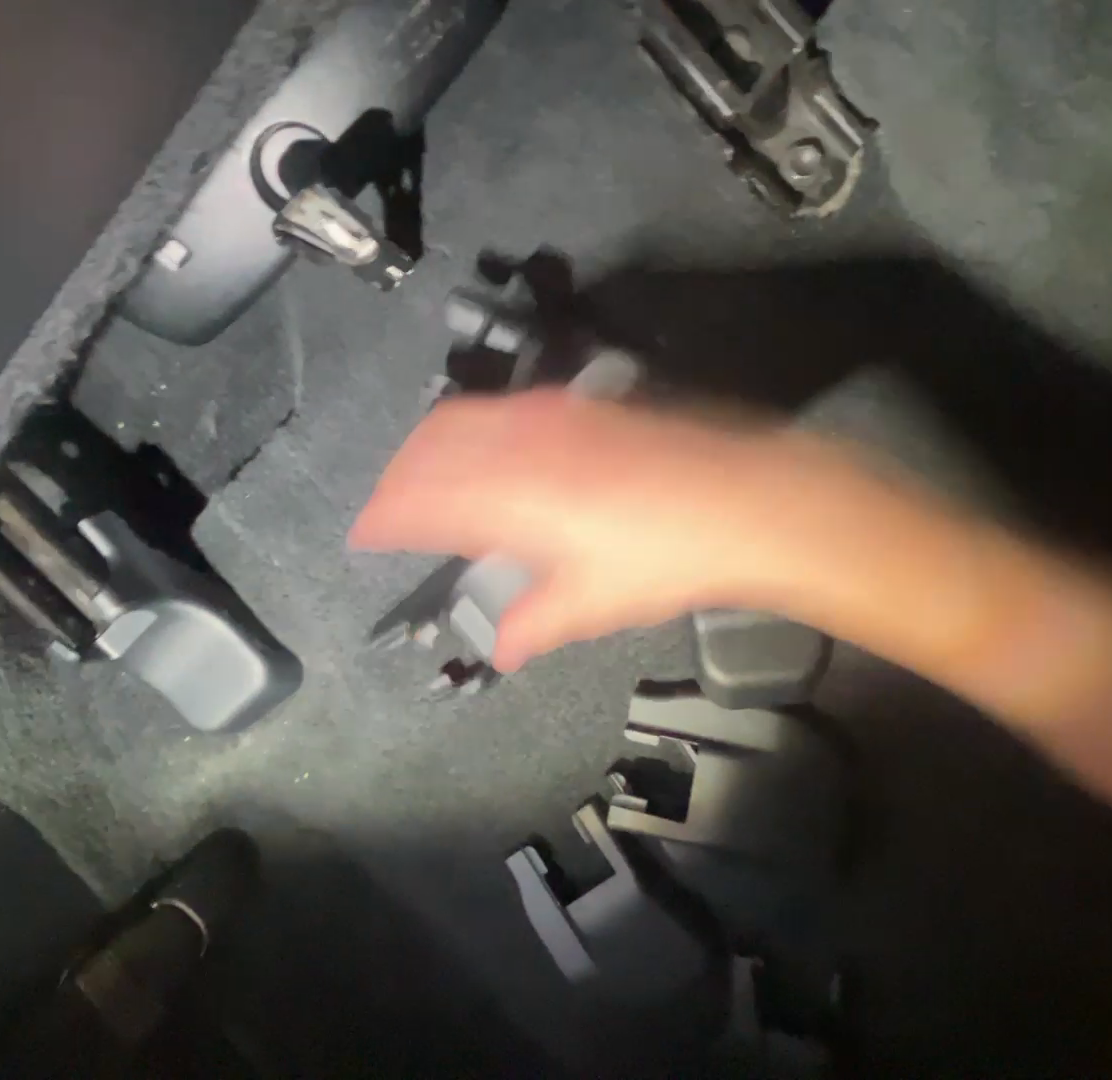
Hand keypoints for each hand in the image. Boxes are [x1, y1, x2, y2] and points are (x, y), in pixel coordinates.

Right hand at [349, 390, 862, 670]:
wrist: (748, 497)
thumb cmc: (666, 557)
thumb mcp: (593, 602)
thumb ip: (534, 623)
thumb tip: (502, 647)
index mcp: (509, 496)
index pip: (421, 501)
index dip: (384, 519)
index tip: (363, 535)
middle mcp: (519, 444)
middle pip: (432, 446)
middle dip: (399, 477)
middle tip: (388, 509)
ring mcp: (552, 415)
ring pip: (466, 419)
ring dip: (434, 449)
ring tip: (428, 479)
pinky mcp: (583, 406)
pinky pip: (505, 411)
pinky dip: (477, 433)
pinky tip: (493, 456)